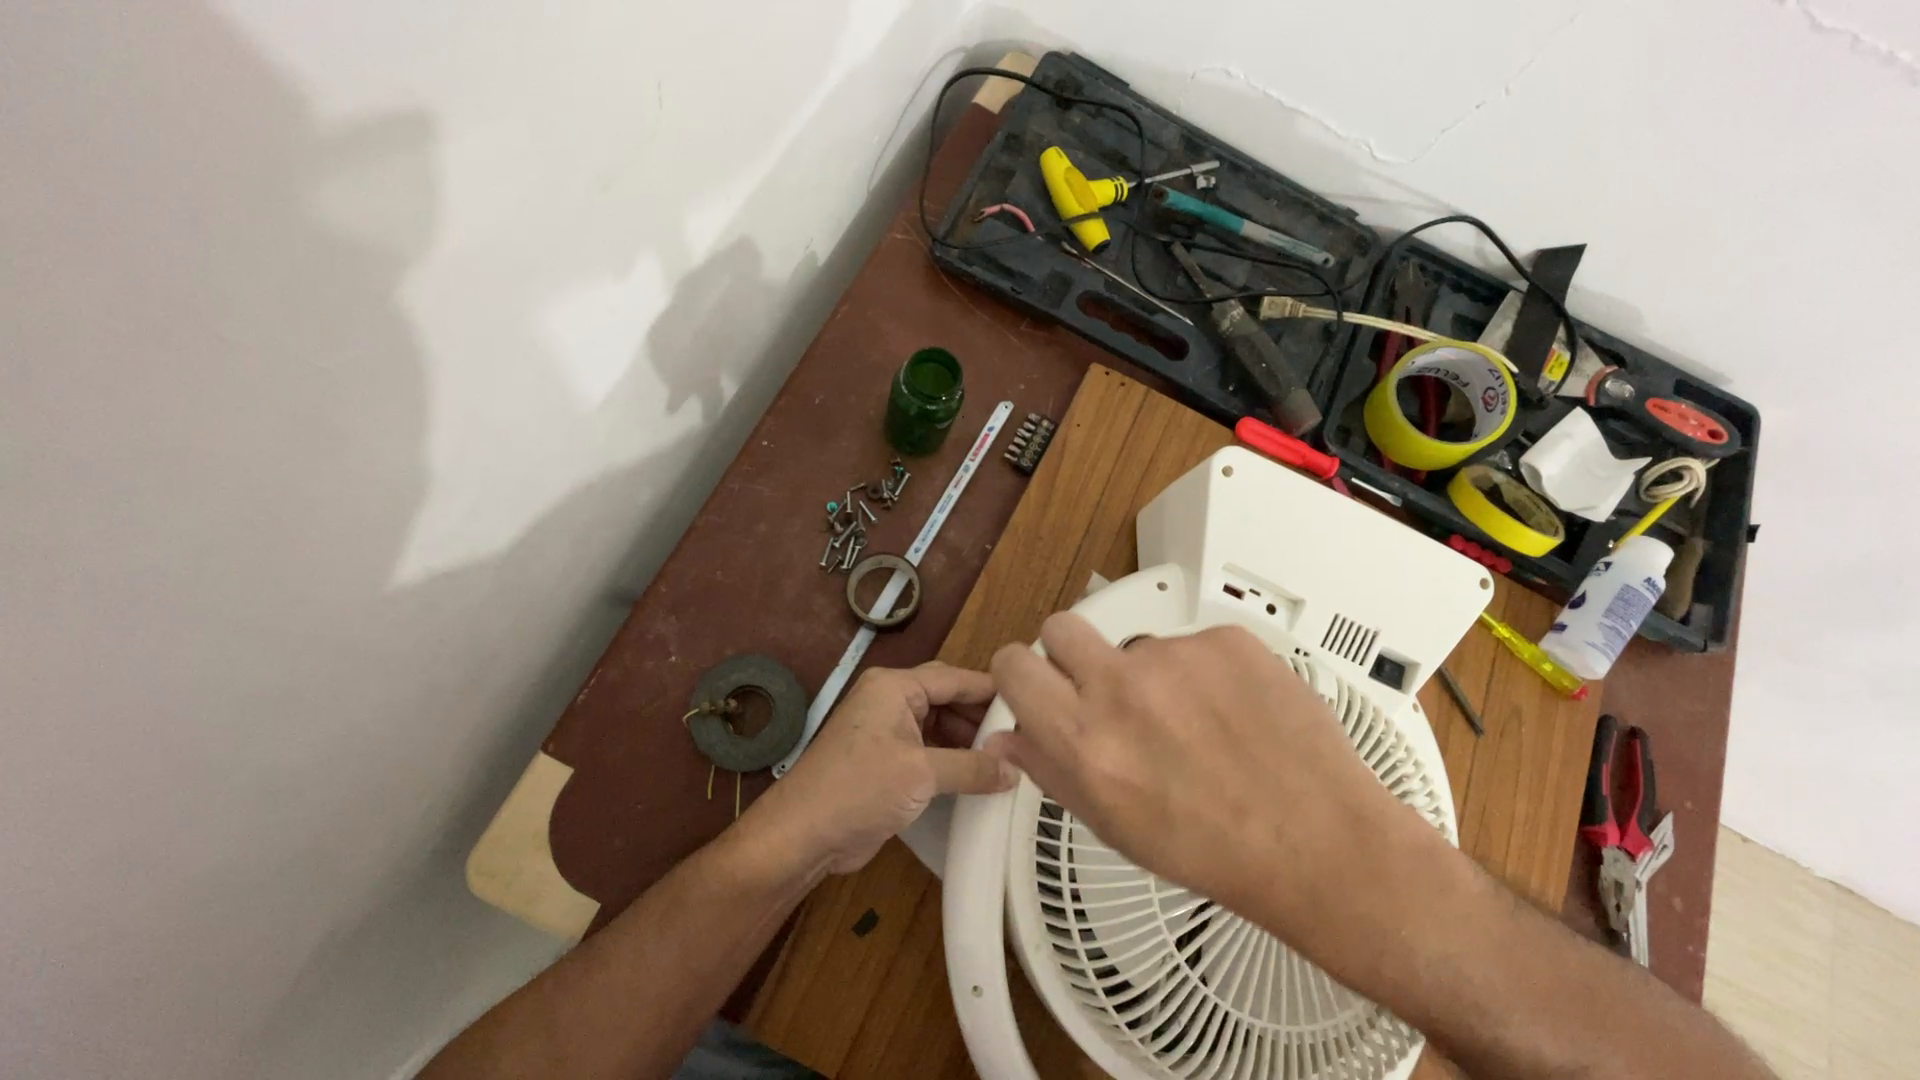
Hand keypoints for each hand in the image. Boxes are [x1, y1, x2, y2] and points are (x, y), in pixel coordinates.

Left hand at [745, 662, 1017, 875]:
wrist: (803, 834)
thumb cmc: (860, 789)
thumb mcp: (922, 774)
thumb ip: (972, 767)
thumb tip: (1015, 771)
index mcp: (895, 687)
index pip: (955, 679)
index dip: (993, 691)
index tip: (1033, 703)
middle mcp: (891, 702)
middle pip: (949, 700)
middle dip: (983, 720)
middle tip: (1026, 738)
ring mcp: (888, 733)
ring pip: (941, 728)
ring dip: (970, 743)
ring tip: (1011, 760)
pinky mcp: (887, 763)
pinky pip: (930, 753)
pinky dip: (954, 762)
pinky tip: (982, 778)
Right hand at [986, 613, 1443, 944]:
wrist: (1317, 841)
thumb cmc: (1215, 849)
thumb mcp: (1113, 825)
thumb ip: (1050, 770)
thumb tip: (1009, 737)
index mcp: (1084, 738)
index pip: (1013, 664)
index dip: (1021, 672)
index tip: (1035, 681)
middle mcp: (1123, 687)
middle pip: (1060, 626)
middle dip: (1070, 651)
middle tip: (1102, 686)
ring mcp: (1179, 656)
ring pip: (1135, 643)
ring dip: (1148, 672)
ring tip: (1190, 721)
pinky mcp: (1227, 641)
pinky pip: (1193, 643)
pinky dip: (1204, 672)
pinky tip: (1230, 713)